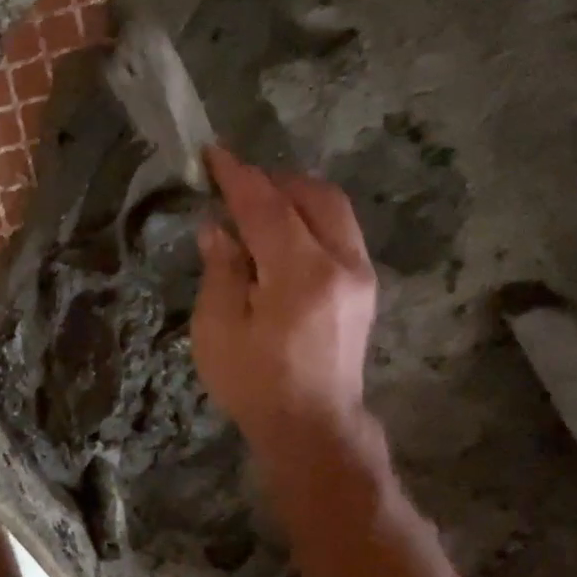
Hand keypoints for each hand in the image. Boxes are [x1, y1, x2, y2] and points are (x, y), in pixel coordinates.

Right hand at [192, 147, 377, 452]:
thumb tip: (218, 228)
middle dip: (272, 180)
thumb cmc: (252, 380)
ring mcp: (361, 274)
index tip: (213, 153)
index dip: (238, 177)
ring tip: (252, 205)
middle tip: (231, 182)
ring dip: (293, 196)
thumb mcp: (217, 327)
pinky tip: (276, 235)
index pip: (267, 207)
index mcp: (300, 273)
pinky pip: (338, 231)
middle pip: (314, 196)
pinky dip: (306, 219)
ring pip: (333, 210)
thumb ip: (222, 270)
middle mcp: (342, 263)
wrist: (310, 423)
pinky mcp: (363, 287)